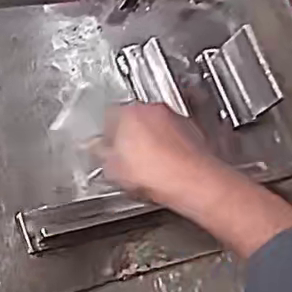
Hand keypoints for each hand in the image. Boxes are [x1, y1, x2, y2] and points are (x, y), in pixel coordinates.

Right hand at [98, 102, 222, 205]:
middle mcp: (153, 109)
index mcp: (129, 113)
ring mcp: (175, 118)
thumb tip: (98, 150)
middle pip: (132, 117)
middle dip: (126, 135)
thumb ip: (101, 154)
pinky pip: (171, 134)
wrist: (193, 182)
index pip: (108, 115)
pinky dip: (166, 145)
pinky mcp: (193, 129)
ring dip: (147, 140)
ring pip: (153, 125)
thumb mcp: (113, 169)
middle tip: (121, 155)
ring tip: (143, 164)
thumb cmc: (157, 174)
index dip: (104, 133)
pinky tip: (161, 166)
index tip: (103, 145)